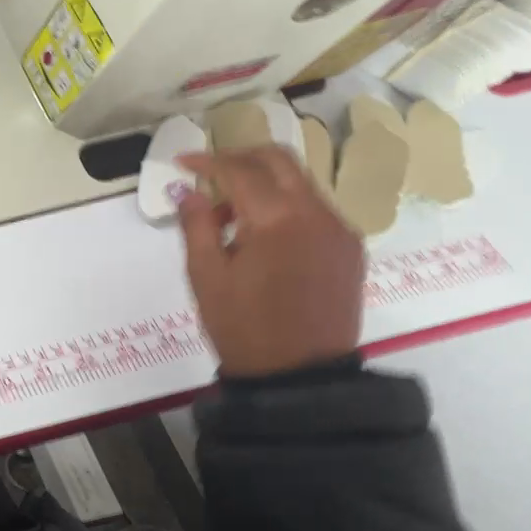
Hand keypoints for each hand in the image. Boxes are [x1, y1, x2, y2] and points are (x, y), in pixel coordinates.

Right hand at [176, 148, 365, 377]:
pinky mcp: (349, 246)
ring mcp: (339, 229)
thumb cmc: (241, 324)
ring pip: (299, 182)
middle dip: (241, 157)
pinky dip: (283, 206)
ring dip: (262, 183)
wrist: (299, 373)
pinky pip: (314, 208)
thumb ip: (197, 224)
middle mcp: (316, 213)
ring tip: (228, 215)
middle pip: (280, 160)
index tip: (181, 163)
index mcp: (276, 219)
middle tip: (209, 169)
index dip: (207, 161)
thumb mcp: (205, 274)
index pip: (240, 170)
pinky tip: (259, 236)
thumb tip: (188, 191)